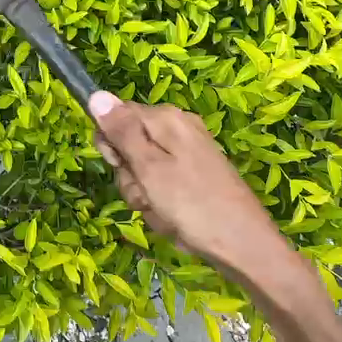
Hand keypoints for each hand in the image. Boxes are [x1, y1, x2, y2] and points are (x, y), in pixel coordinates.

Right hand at [89, 91, 288, 274]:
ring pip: (143, 168)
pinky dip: (161, 202)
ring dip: (144, 194)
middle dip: (130, 175)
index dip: (111, 144)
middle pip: (129, 144)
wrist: (245, 247)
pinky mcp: (196, 175)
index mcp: (166, 118)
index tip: (120, 166)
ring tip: (163, 211)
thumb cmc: (193, 205)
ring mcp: (189, 152)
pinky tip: (173, 218)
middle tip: (146, 195)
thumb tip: (96, 94)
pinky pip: (162, 182)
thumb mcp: (149, 168)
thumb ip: (121, 131)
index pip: (116, 116)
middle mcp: (178, 127)